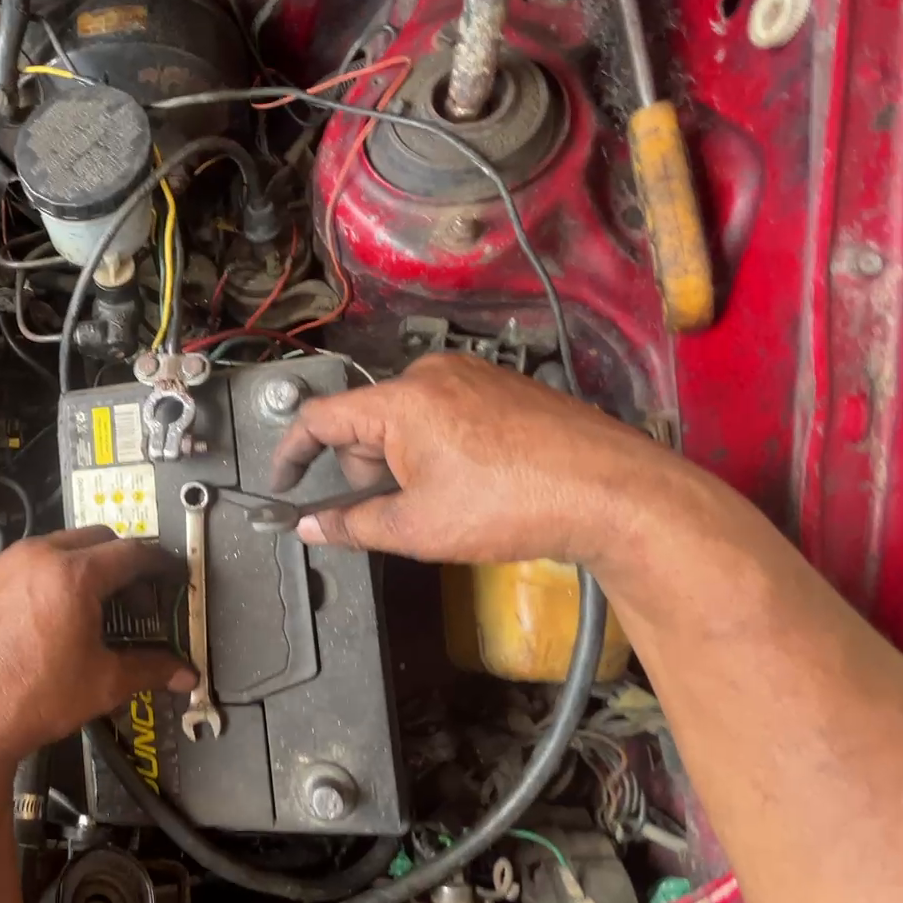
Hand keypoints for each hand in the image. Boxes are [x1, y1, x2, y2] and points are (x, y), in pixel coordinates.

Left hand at [0, 527, 197, 763]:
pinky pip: (24, 563)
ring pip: (56, 546)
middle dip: (121, 560)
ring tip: (93, 604)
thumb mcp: (104, 682)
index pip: (131, 552)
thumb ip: (149, 669)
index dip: (158, 562)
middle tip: (134, 595)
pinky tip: (52, 612)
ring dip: (82, 564)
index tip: (168, 572)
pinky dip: (46, 574)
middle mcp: (35, 558)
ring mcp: (4, 566)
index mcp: (72, 574)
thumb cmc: (31, 698)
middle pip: (94, 538)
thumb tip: (180, 672)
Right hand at [269, 353, 691, 564]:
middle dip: (365, 469)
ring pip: (404, 420)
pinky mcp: (503, 386)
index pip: (319, 419)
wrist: (619, 496)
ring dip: (402, 461)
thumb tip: (308, 527)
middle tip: (395, 510)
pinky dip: (436, 448)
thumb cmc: (511, 507)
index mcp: (400, 401)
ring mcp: (472, 375)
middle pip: (365, 423)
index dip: (291, 454)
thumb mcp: (415, 528)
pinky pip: (443, 412)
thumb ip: (350, 525)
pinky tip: (470, 481)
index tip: (284, 482)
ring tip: (442, 500)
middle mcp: (432, 374)